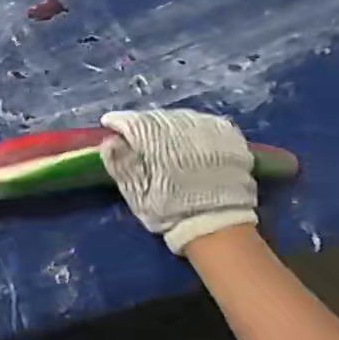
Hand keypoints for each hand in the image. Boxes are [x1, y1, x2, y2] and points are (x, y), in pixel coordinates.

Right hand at [99, 109, 257, 254]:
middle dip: (141, 122)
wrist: (216, 223)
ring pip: (180, 116)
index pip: (132, 122)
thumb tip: (109, 139)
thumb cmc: (168, 209)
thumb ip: (120, 163)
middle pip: (156, 116)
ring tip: (160, 134)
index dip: (117, 121)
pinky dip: (192, 125)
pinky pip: (206, 121)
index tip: (108, 125)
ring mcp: (210, 133)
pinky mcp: (230, 138)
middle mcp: (184, 131)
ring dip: (166, 122)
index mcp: (156, 144)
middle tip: (133, 132)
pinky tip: (188, 135)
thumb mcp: (134, 192)